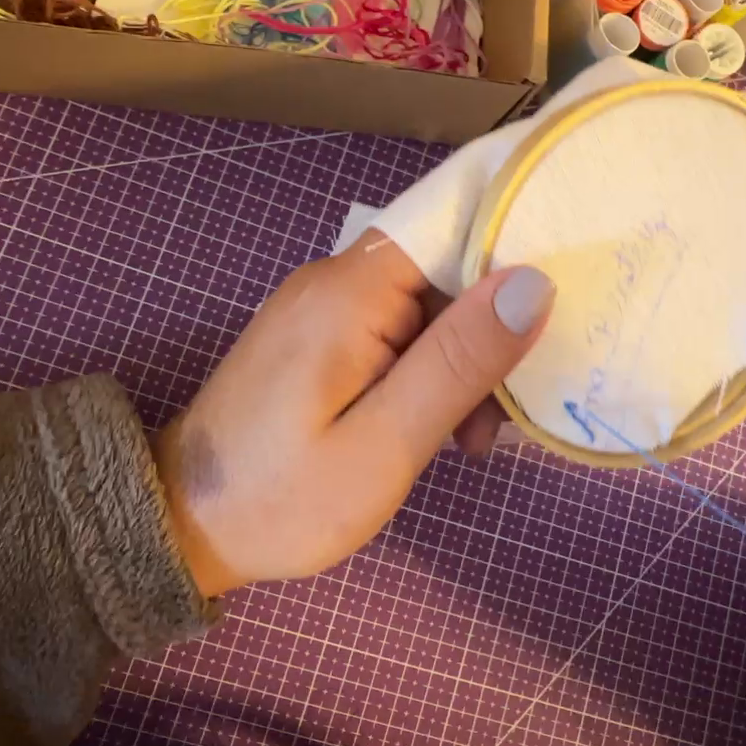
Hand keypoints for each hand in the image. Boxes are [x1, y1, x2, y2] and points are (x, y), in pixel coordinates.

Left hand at [155, 231, 553, 595]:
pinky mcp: (318, 338)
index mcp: (349, 291)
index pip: (445, 220)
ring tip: (471, 438)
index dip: (508, 239)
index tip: (564, 281)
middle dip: (485, 329)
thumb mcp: (384, 442)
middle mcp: (333, 281)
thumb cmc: (283, 497)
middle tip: (504, 411)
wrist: (181, 525)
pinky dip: (423, 370)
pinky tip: (434, 426)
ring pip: (421, 305)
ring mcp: (321, 309)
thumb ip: (457, 361)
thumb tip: (531, 282)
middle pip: (439, 268)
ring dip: (458, 360)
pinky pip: (390, 331)